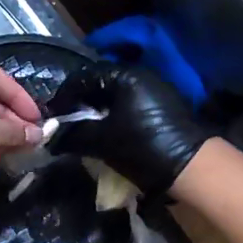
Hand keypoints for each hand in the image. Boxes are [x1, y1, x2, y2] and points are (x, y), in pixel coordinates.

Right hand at [48, 64, 209, 195]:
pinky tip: (108, 136)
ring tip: (85, 133)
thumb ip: (74, 135)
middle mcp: (141, 76)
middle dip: (81, 105)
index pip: (83, 77)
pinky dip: (115, 119)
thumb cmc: (142, 147)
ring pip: (116, 98)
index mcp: (125, 75)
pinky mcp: (164, 109)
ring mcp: (156, 91)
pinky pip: (130, 108)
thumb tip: (52, 138)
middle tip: (67, 125)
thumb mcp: (102, 141)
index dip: (64, 97)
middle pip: (100, 85)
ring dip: (98, 113)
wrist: (190, 168)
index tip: (53, 117)